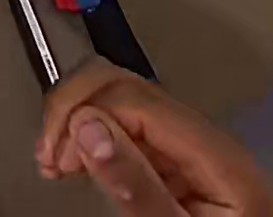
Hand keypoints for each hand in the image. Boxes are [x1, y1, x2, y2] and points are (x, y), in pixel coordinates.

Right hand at [35, 59, 272, 216]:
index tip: (56, 151)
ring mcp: (189, 147)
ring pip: (115, 91)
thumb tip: (88, 125)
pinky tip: (70, 150)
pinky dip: (85, 126)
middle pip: (124, 83)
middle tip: (49, 147)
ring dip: (74, 111)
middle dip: (74, 105)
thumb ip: (137, 189)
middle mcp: (208, 141)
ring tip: (53, 153)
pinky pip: (118, 118)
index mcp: (223, 161)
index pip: (138, 99)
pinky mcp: (171, 157)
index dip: (87, 112)